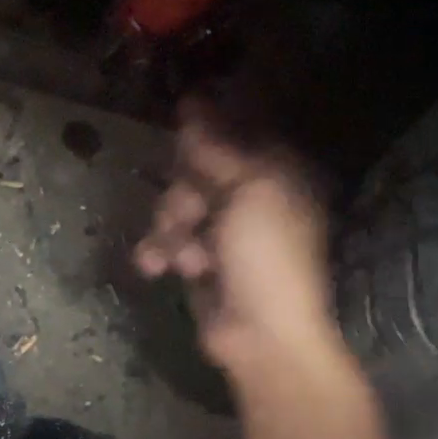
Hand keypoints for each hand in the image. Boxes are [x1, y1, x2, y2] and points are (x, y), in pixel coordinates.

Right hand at [134, 101, 340, 376]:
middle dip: (183, 193)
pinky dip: (162, 254)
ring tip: (177, 257)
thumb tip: (193, 102)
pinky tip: (159, 269)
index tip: (179, 117)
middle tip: (185, 211)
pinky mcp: (201, 265)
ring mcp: (225, 234)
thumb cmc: (267, 257)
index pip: (239, 136)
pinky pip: (170, 243)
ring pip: (178, 208)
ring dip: (170, 229)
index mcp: (278, 176)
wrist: (261, 336)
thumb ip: (217, 149)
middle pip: (199, 172)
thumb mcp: (249, 191)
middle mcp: (252, 200)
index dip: (208, 128)